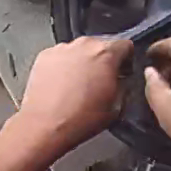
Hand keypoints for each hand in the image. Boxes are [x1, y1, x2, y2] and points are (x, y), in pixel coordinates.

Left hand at [6, 35, 133, 162]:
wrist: (46, 126)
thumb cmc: (80, 119)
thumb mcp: (116, 106)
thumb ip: (123, 86)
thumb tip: (121, 81)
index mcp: (106, 54)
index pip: (125, 45)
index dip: (126, 60)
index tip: (122, 71)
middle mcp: (84, 45)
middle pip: (101, 45)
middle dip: (103, 61)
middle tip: (99, 82)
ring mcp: (62, 49)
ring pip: (79, 50)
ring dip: (82, 63)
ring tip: (78, 86)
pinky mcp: (44, 56)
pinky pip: (61, 56)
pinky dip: (63, 66)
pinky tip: (63, 85)